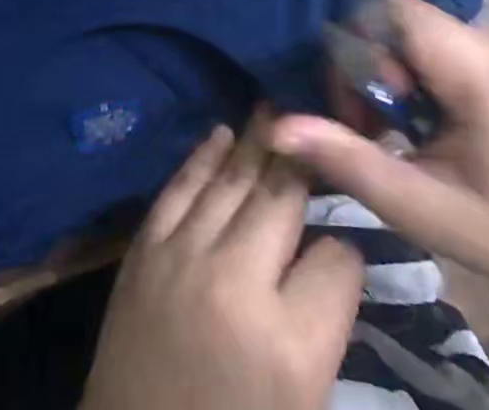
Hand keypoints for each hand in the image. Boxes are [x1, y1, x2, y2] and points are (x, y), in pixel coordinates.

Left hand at [81, 119, 365, 409]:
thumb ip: (324, 316)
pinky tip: (221, 135)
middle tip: (316, 118)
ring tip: (274, 107)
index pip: (340, 259)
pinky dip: (201, 159)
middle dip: (303, 160)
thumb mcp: (304, 392)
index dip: (346, 244)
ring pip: (231, 183)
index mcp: (292, 342)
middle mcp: (236, 284)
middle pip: (281, 202)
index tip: (343, 234)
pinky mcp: (142, 253)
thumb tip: (328, 249)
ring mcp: (182, 260)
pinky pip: (177, 190)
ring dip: (255, 143)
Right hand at [270, 0, 488, 308]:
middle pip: (395, 19)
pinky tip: (412, 127)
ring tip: (387, 133)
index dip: (357, 47)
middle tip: (366, 129)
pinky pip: (428, 48)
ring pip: (407, 32)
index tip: (359, 110)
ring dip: (382, 75)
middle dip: (365, 67)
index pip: (391, 10)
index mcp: (479, 68)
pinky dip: (404, 79)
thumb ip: (345, 159)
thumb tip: (274, 126)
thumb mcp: (419, 207)